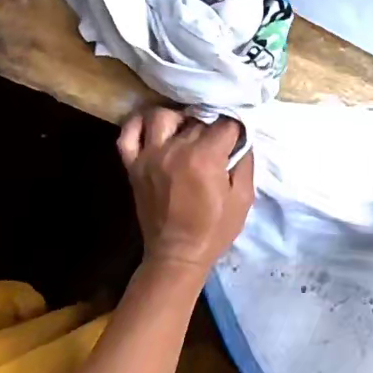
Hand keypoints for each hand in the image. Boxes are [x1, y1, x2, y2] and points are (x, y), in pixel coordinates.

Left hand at [117, 108, 254, 274]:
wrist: (176, 255)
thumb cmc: (214, 229)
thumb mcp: (243, 198)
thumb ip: (245, 162)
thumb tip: (242, 138)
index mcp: (205, 156)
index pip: (225, 124)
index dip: (235, 130)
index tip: (236, 141)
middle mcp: (175, 149)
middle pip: (196, 120)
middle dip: (210, 127)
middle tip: (216, 143)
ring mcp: (149, 155)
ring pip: (161, 116)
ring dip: (177, 119)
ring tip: (185, 132)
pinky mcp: (133, 166)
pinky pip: (128, 134)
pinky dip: (137, 125)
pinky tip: (153, 131)